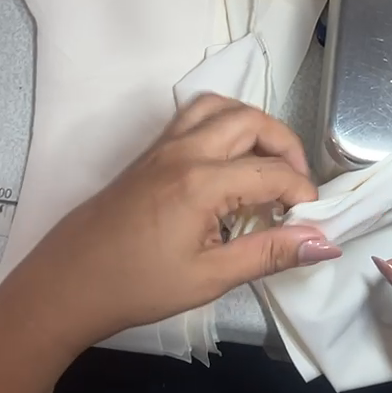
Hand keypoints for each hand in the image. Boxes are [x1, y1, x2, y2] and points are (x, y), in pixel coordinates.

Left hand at [0, 95, 342, 352]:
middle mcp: (184, 150)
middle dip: (286, 146)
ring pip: (220, 106)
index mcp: (201, 182)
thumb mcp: (209, 278)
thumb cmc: (137, 286)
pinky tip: (227, 159)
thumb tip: (324, 242)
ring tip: (266, 162)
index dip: (302, 194)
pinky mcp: (149, 152)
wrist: (67, 284)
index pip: (272, 172)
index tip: (311, 223)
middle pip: (252, 121)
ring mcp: (163, 146)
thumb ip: (269, 253)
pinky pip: (193, 115)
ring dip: (253, 125)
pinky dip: (223, 122)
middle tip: (295, 187)